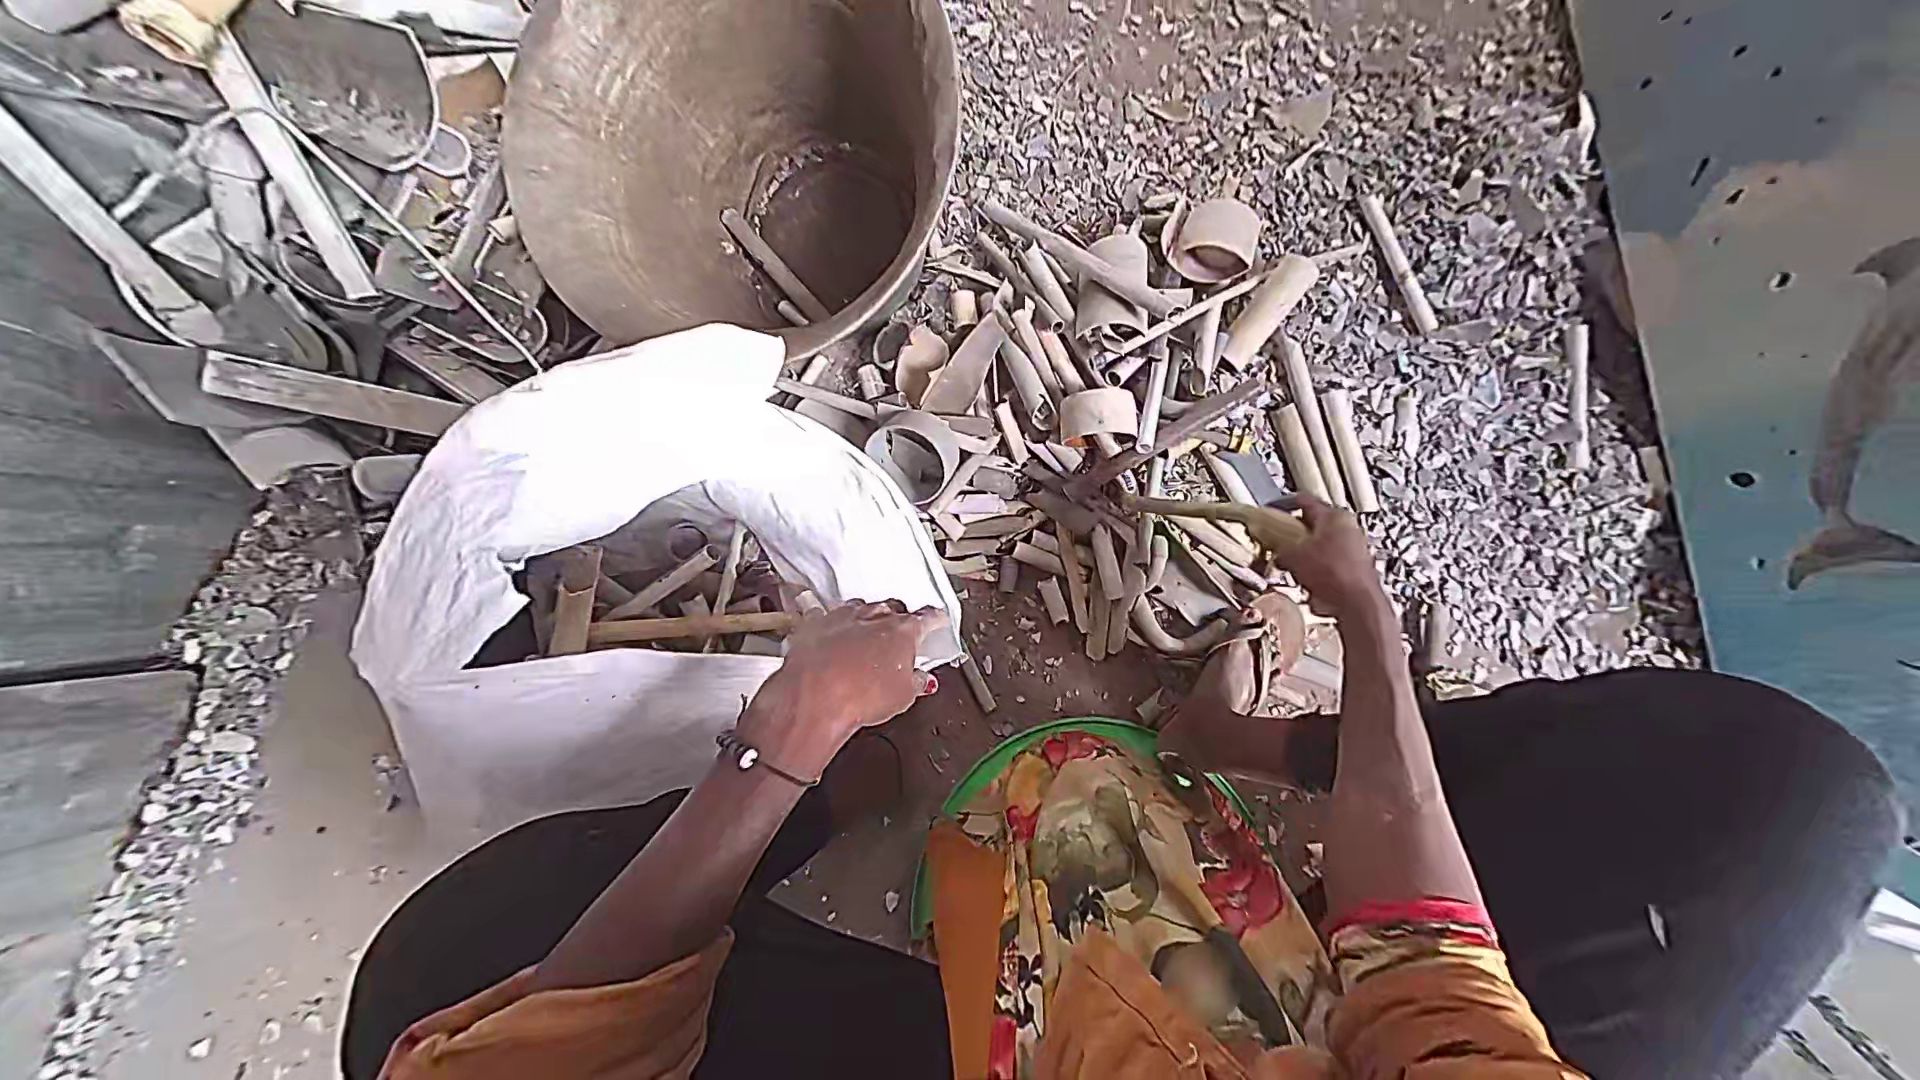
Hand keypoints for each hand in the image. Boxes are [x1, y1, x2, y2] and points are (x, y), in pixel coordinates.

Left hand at [737, 600, 948, 778]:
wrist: (814, 697)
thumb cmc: (858, 695)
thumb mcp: (903, 697)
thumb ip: (917, 681)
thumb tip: (921, 679)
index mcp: (903, 630)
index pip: (927, 617)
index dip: (935, 619)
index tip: (937, 620)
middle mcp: (874, 616)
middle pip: (893, 608)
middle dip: (898, 619)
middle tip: (899, 638)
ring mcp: (844, 617)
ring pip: (861, 608)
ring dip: (866, 619)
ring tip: (866, 639)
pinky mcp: (815, 623)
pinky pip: (827, 616)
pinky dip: (832, 625)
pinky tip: (831, 637)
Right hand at [1273, 496, 1389, 619]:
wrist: (1356, 604)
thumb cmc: (1333, 574)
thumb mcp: (1292, 553)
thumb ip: (1277, 540)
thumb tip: (1266, 533)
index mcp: (1334, 516)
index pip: (1303, 501)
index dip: (1282, 506)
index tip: (1270, 512)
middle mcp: (1348, 528)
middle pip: (1311, 524)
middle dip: (1291, 533)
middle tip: (1275, 541)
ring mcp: (1354, 547)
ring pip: (1319, 543)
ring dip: (1301, 551)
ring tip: (1287, 563)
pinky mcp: (1354, 567)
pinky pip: (1327, 561)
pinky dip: (1313, 566)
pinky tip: (1303, 578)